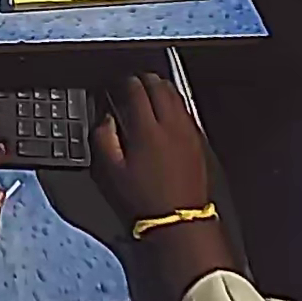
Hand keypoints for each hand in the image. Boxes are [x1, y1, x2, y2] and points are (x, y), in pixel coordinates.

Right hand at [93, 73, 232, 297]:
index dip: (125, 81)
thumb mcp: (110, 170)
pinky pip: (187, 111)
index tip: (118, 82)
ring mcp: (187, 133)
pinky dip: (175, 102)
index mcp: (146, 130)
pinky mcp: (198, 142)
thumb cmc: (144, 198)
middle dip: (145, 79)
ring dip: (162, 87)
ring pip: (177, 96)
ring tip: (150, 88)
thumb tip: (105, 119)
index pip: (136, 90)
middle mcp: (170, 126)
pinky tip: (168, 108)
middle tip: (134, 80)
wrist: (179, 221)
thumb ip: (103, 137)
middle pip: (160, 87)